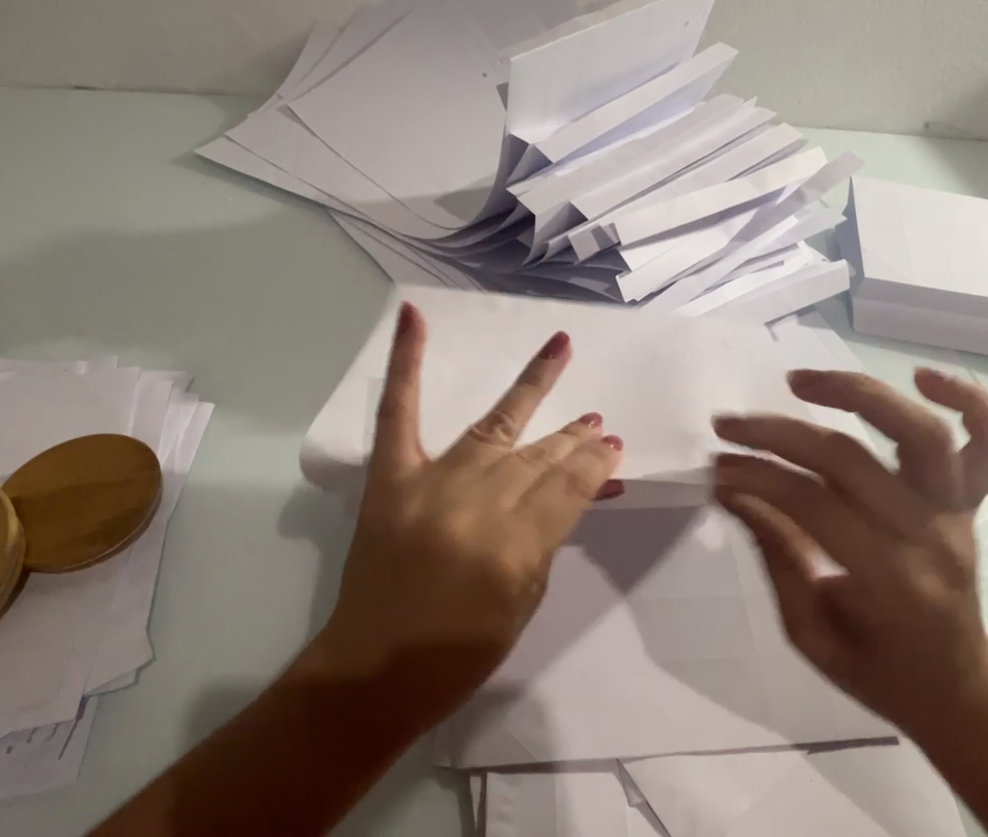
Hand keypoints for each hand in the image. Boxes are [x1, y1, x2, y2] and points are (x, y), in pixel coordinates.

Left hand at [304, 301, 624, 710]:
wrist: (373, 670)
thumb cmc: (458, 653)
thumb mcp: (523, 605)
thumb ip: (547, 540)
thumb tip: (576, 488)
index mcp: (515, 547)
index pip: (570, 488)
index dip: (596, 464)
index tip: (614, 445)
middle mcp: (477, 505)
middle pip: (539, 456)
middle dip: (575, 437)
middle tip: (597, 420)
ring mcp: (430, 484)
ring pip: (495, 427)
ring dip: (532, 389)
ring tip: (560, 351)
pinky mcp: (390, 477)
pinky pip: (399, 412)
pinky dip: (405, 362)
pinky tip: (413, 317)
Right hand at [711, 367, 987, 735]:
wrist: (956, 687)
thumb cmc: (877, 671)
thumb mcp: (810, 635)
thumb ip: (777, 558)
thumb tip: (731, 491)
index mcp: (892, 585)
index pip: (815, 507)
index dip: (759, 479)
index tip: (715, 470)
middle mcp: (932, 538)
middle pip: (852, 461)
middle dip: (780, 435)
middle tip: (728, 427)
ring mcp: (959, 514)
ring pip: (924, 434)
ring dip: (860, 394)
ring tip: (802, 381)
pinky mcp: (973, 501)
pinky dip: (970, 401)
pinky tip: (922, 377)